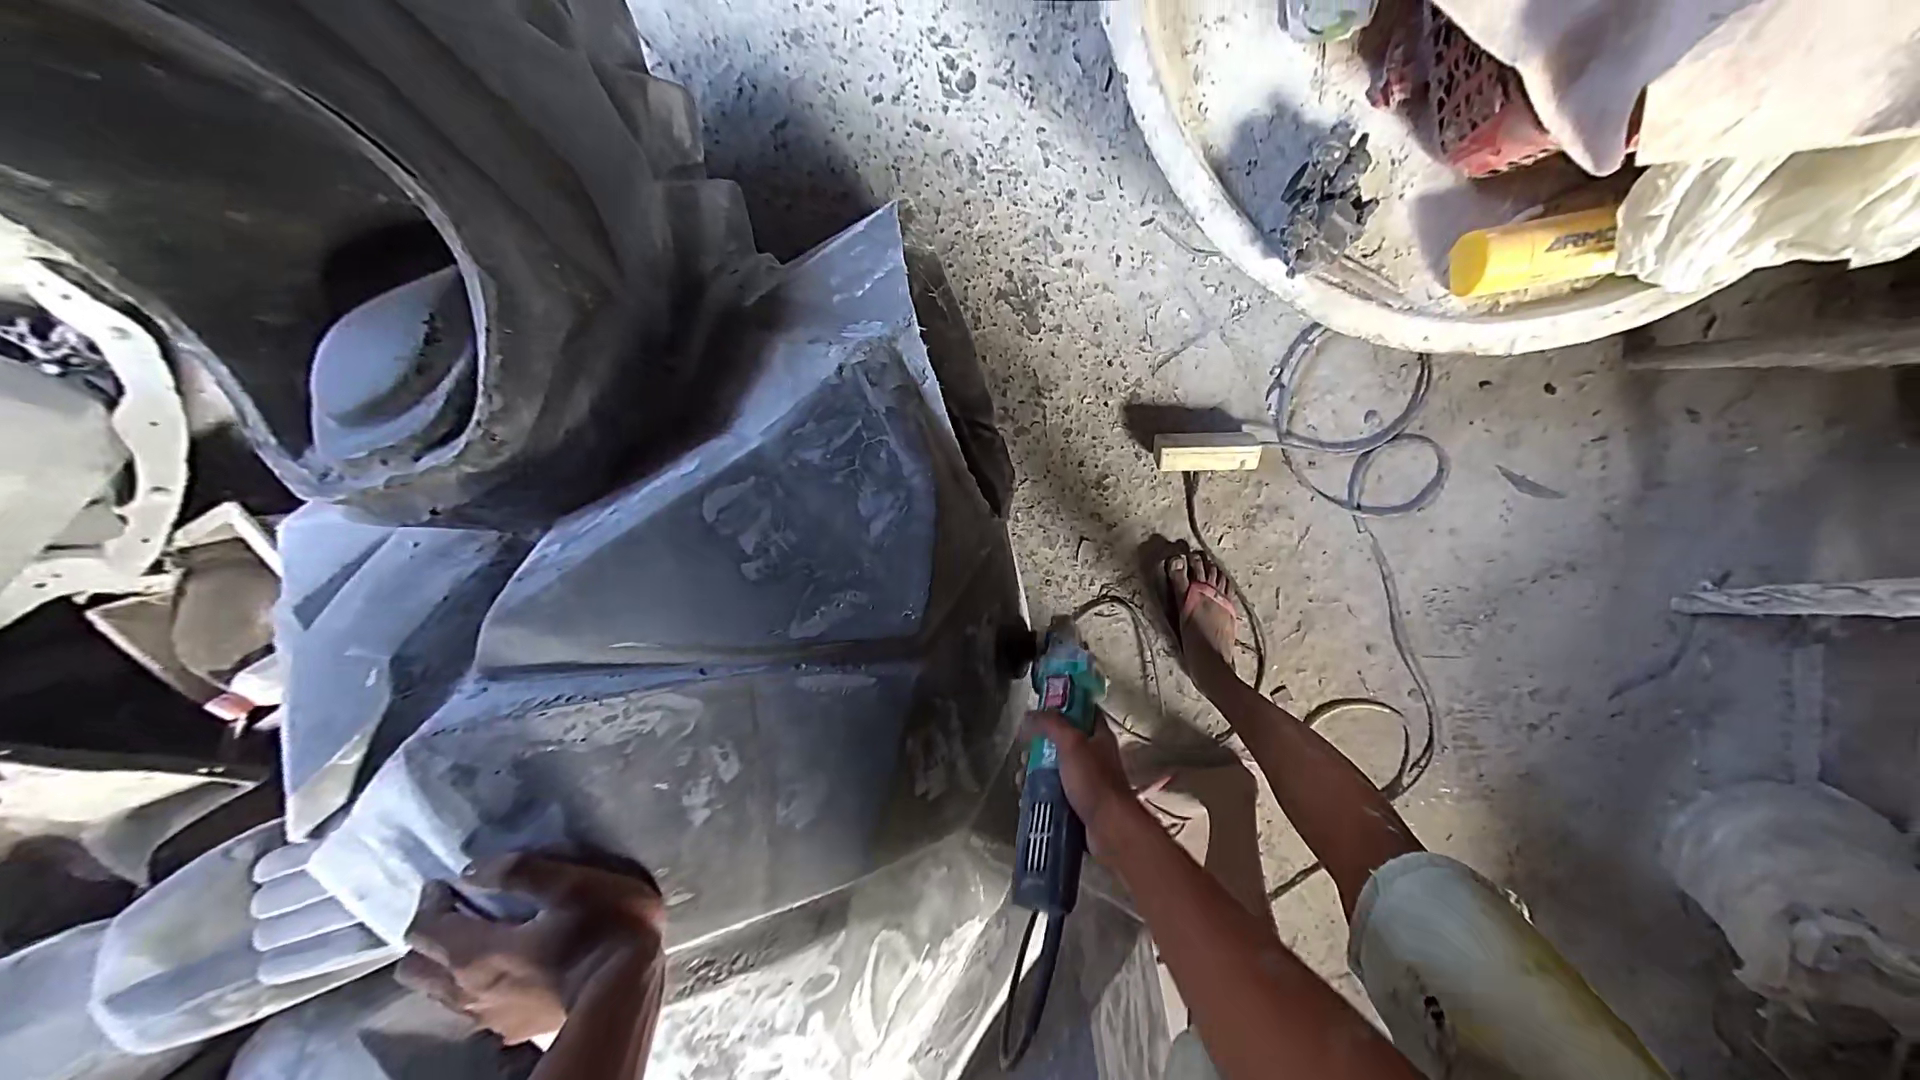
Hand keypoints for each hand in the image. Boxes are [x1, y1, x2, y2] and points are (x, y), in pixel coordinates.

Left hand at [397, 853, 665, 1043]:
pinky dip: (475, 986)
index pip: (425, 929)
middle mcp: (468, 992)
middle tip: (461, 910)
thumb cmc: (604, 926)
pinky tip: (508, 970)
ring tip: (483, 938)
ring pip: (439, 993)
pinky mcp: (513, 1029)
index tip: (449, 882)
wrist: (629, 989)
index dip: (432, 900)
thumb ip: (520, 870)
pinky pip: (472, 1008)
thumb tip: (474, 870)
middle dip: (429, 937)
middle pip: (417, 968)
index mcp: (475, 954)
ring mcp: (489, 1017)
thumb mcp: (571, 882)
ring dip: (448, 964)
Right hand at [1022, 710, 1147, 854]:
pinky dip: (1041, 790)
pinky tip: (1027, 794)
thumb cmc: (1093, 781)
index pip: (1082, 710)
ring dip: (1037, 770)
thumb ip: (1051, 724)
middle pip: (1063, 740)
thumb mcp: (1071, 743)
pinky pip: (1056, 789)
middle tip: (1026, 752)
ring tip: (1022, 777)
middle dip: (1040, 745)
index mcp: (1099, 735)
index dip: (1063, 705)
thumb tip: (1029, 714)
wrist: (1109, 828)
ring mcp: (1088, 780)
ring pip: (1057, 766)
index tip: (1039, 709)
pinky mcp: (1079, 801)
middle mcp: (1095, 754)